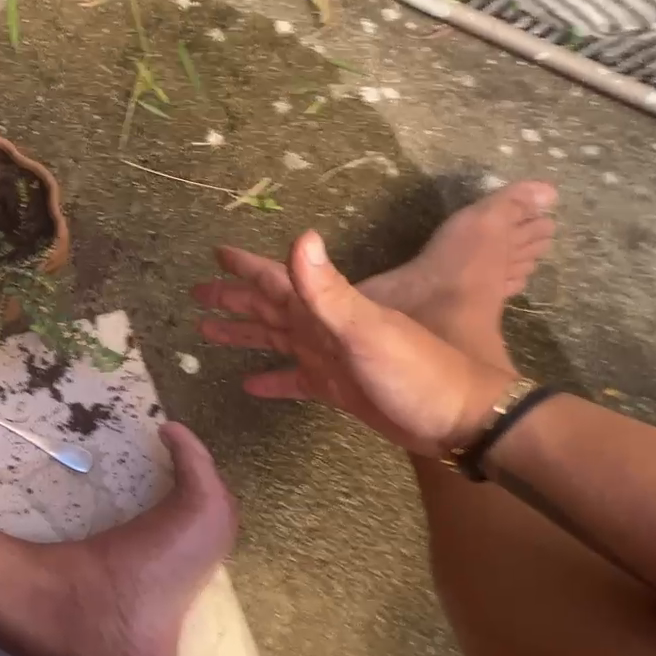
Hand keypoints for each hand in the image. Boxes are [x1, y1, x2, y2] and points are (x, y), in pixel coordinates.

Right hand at [191, 231, 517, 459]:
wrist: (460, 420)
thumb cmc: (414, 370)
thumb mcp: (365, 326)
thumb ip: (327, 287)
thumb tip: (301, 235)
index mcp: (322, 309)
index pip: (273, 279)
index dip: (244, 266)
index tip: (217, 253)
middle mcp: (319, 327)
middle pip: (264, 306)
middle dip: (230, 298)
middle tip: (196, 293)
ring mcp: (326, 356)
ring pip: (272, 338)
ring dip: (241, 333)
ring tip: (205, 331)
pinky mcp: (334, 387)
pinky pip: (292, 380)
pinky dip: (270, 380)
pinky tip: (248, 385)